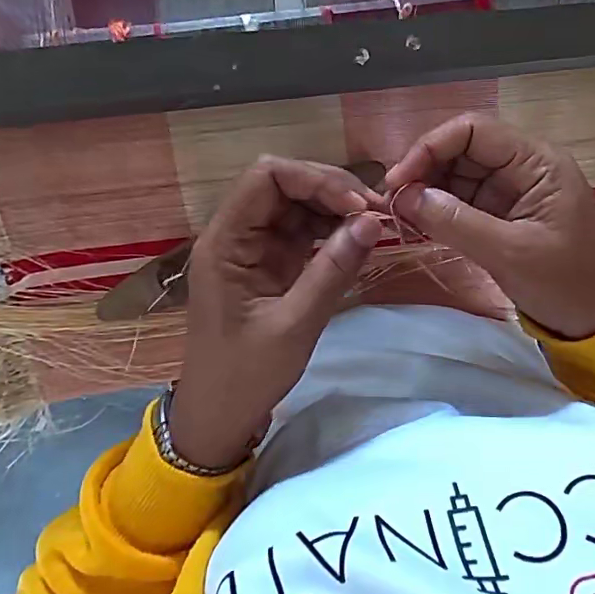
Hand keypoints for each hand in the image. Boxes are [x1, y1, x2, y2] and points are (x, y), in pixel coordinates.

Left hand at [169, 156, 382, 469]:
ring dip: (333, 209)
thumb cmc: (245, 375)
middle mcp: (235, 235)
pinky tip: (355, 240)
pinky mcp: (267, 267)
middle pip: (282, 185)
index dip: (314, 179)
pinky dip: (328, 232)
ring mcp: (251, 250)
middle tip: (376, 214)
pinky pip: (299, 234)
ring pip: (294, 207)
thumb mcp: (294, 325)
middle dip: (329, 190)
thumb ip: (332, 270)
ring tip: (373, 225)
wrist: (218, 416)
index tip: (357, 206)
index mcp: (225, 242)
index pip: (266, 177)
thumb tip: (372, 223)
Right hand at [385, 113, 594, 339]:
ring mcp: (508, 191)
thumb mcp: (510, 253)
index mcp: (536, 162)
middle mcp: (521, 167)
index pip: (473, 131)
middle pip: (458, 149)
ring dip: (424, 192)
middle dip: (422, 171)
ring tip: (400, 218)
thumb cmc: (565, 283)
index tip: (398, 182)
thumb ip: (456, 221)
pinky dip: (435, 211)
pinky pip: (458, 201)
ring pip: (454, 175)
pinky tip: (416, 226)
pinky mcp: (499, 215)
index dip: (429, 148)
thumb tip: (404, 197)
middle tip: (392, 206)